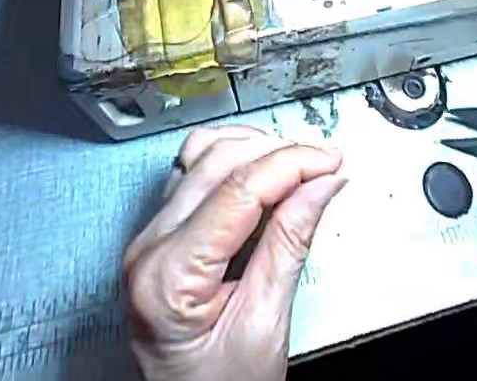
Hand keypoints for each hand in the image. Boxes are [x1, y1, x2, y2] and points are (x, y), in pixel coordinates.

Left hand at [121, 125, 347, 380]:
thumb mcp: (264, 328)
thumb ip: (289, 245)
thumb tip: (319, 185)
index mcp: (168, 274)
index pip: (236, 191)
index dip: (289, 166)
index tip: (328, 162)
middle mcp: (148, 244)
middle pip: (216, 162)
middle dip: (276, 153)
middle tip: (323, 162)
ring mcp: (148, 233)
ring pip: (199, 153)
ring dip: (250, 147)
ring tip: (295, 163)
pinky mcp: (158, 230)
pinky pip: (191, 170)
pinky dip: (229, 159)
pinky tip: (259, 170)